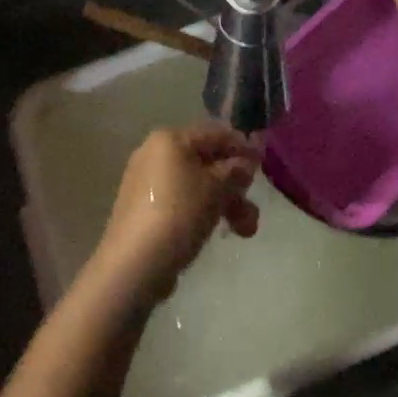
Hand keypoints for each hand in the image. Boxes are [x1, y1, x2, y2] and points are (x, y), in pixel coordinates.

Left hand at [93, 123, 261, 302]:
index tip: (263, 165)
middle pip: (206, 162)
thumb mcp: (215, 189)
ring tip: (245, 232)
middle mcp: (155, 153)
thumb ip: (235, 171)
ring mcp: (147, 182)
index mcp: (169, 139)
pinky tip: (214, 233)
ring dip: (224, 204)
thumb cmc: (179, 214)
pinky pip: (181, 202)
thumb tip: (246, 162)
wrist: (134, 263)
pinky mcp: (144, 209)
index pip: (214, 133)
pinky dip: (202, 212)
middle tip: (252, 209)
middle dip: (234, 187)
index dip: (242, 147)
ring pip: (196, 185)